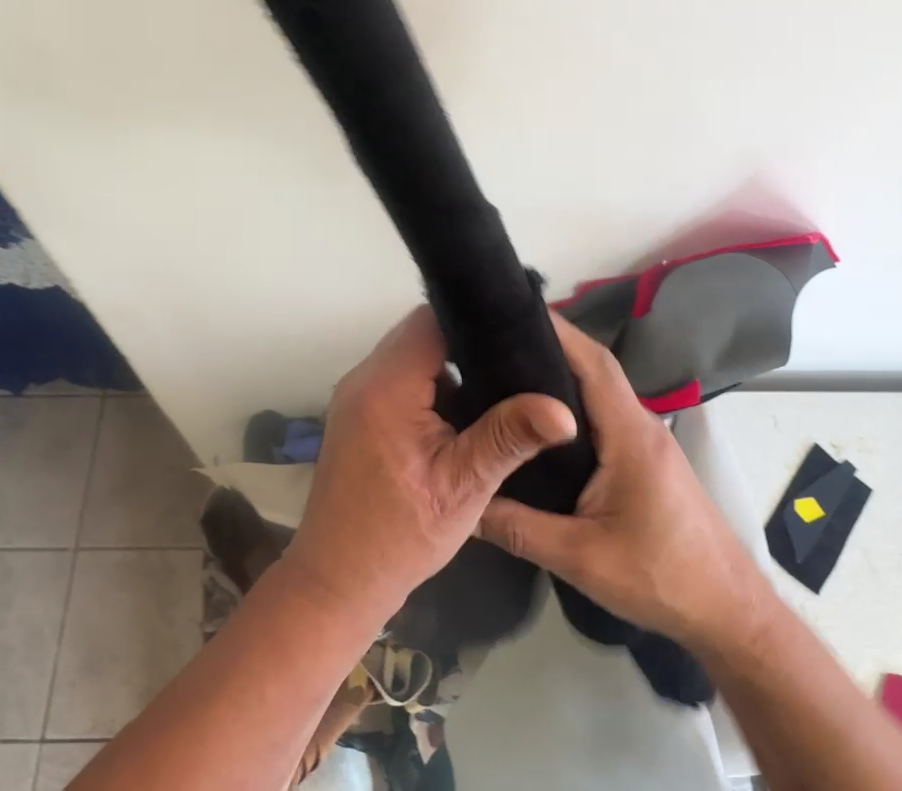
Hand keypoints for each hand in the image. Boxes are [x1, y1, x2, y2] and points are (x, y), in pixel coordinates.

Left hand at [279, 306, 577, 619]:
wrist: (338, 580)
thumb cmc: (401, 535)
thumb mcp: (464, 487)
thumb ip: (509, 438)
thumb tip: (563, 409)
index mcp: (386, 388)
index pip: (431, 322)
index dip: (475, 322)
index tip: (518, 336)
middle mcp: (363, 380)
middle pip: (419, 335)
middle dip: (466, 345)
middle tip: (516, 365)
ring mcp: (355, 397)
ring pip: (409, 358)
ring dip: (448, 369)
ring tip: (499, 386)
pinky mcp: (356, 416)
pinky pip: (397, 381)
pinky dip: (429, 389)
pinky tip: (464, 415)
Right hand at [478, 313, 774, 652]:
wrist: (729, 613)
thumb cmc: (662, 577)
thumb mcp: (580, 558)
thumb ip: (518, 529)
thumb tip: (463, 506)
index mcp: (630, 434)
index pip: (593, 363)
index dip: (556, 330)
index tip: (511, 313)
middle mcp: (642, 427)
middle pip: (593, 371)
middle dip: (547, 349)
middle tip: (489, 347)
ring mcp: (648, 444)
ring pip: (599, 397)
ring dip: (559, 381)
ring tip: (503, 380)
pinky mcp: (647, 464)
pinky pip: (604, 420)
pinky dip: (571, 410)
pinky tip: (538, 429)